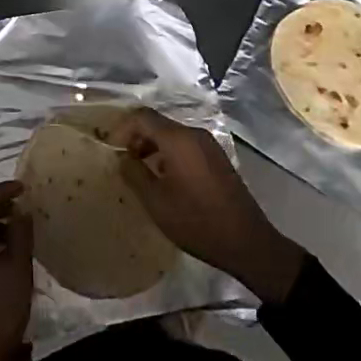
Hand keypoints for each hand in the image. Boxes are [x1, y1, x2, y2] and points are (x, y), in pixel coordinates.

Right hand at [107, 107, 306, 303]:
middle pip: (158, 123)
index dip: (122, 129)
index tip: (111, 149)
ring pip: (172, 135)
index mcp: (178, 139)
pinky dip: (169, 154)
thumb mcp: (156, 201)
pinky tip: (165, 179)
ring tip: (141, 171)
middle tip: (124, 161)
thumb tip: (123, 158)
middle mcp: (194, 135)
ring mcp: (209, 146)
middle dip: (136, 137)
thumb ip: (133, 173)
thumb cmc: (197, 221)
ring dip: (152, 146)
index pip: (142, 117)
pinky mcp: (217, 159)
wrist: (248, 244)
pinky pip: (186, 146)